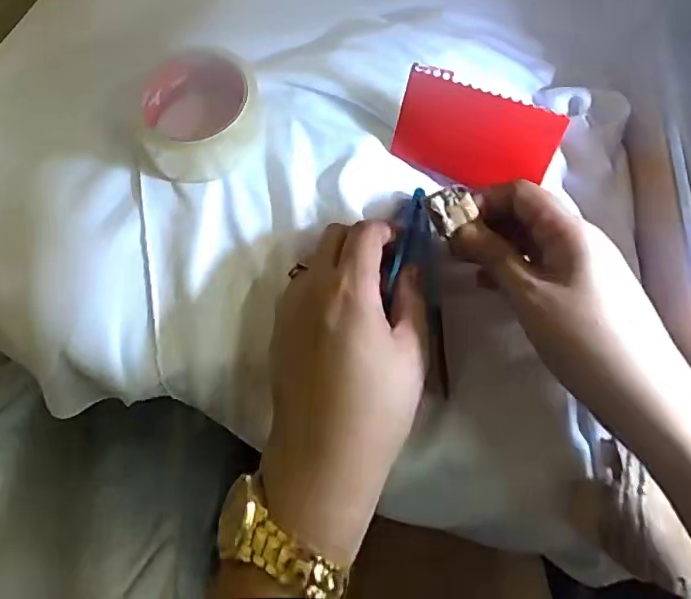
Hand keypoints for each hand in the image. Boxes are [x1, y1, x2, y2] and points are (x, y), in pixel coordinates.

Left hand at [261, 220, 426, 564]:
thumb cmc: (377, 408)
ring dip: (340, 258)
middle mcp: (312, 287)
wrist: (320, 462)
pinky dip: (322, 280)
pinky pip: (301, 282)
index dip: (388, 229)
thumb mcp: (412, 353)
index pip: (364, 231)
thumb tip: (409, 267)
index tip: (405, 246)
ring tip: (364, 292)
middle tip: (387, 265)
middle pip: (334, 234)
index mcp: (348, 289)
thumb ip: (411, 298)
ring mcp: (289, 306)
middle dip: (362, 238)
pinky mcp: (278, 327)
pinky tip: (340, 315)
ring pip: (314, 256)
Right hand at [450, 182, 690, 442]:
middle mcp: (581, 236)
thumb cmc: (585, 341)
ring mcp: (588, 263)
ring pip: (536, 240)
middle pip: (529, 213)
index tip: (452, 222)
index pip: (522, 191)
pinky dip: (519, 268)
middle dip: (489, 223)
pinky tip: (497, 288)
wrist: (650, 397)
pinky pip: (547, 264)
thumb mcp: (530, 297)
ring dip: (501, 247)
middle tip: (454, 247)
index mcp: (570, 228)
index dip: (485, 199)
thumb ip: (494, 256)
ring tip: (468, 267)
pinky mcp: (590, 289)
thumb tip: (460, 226)